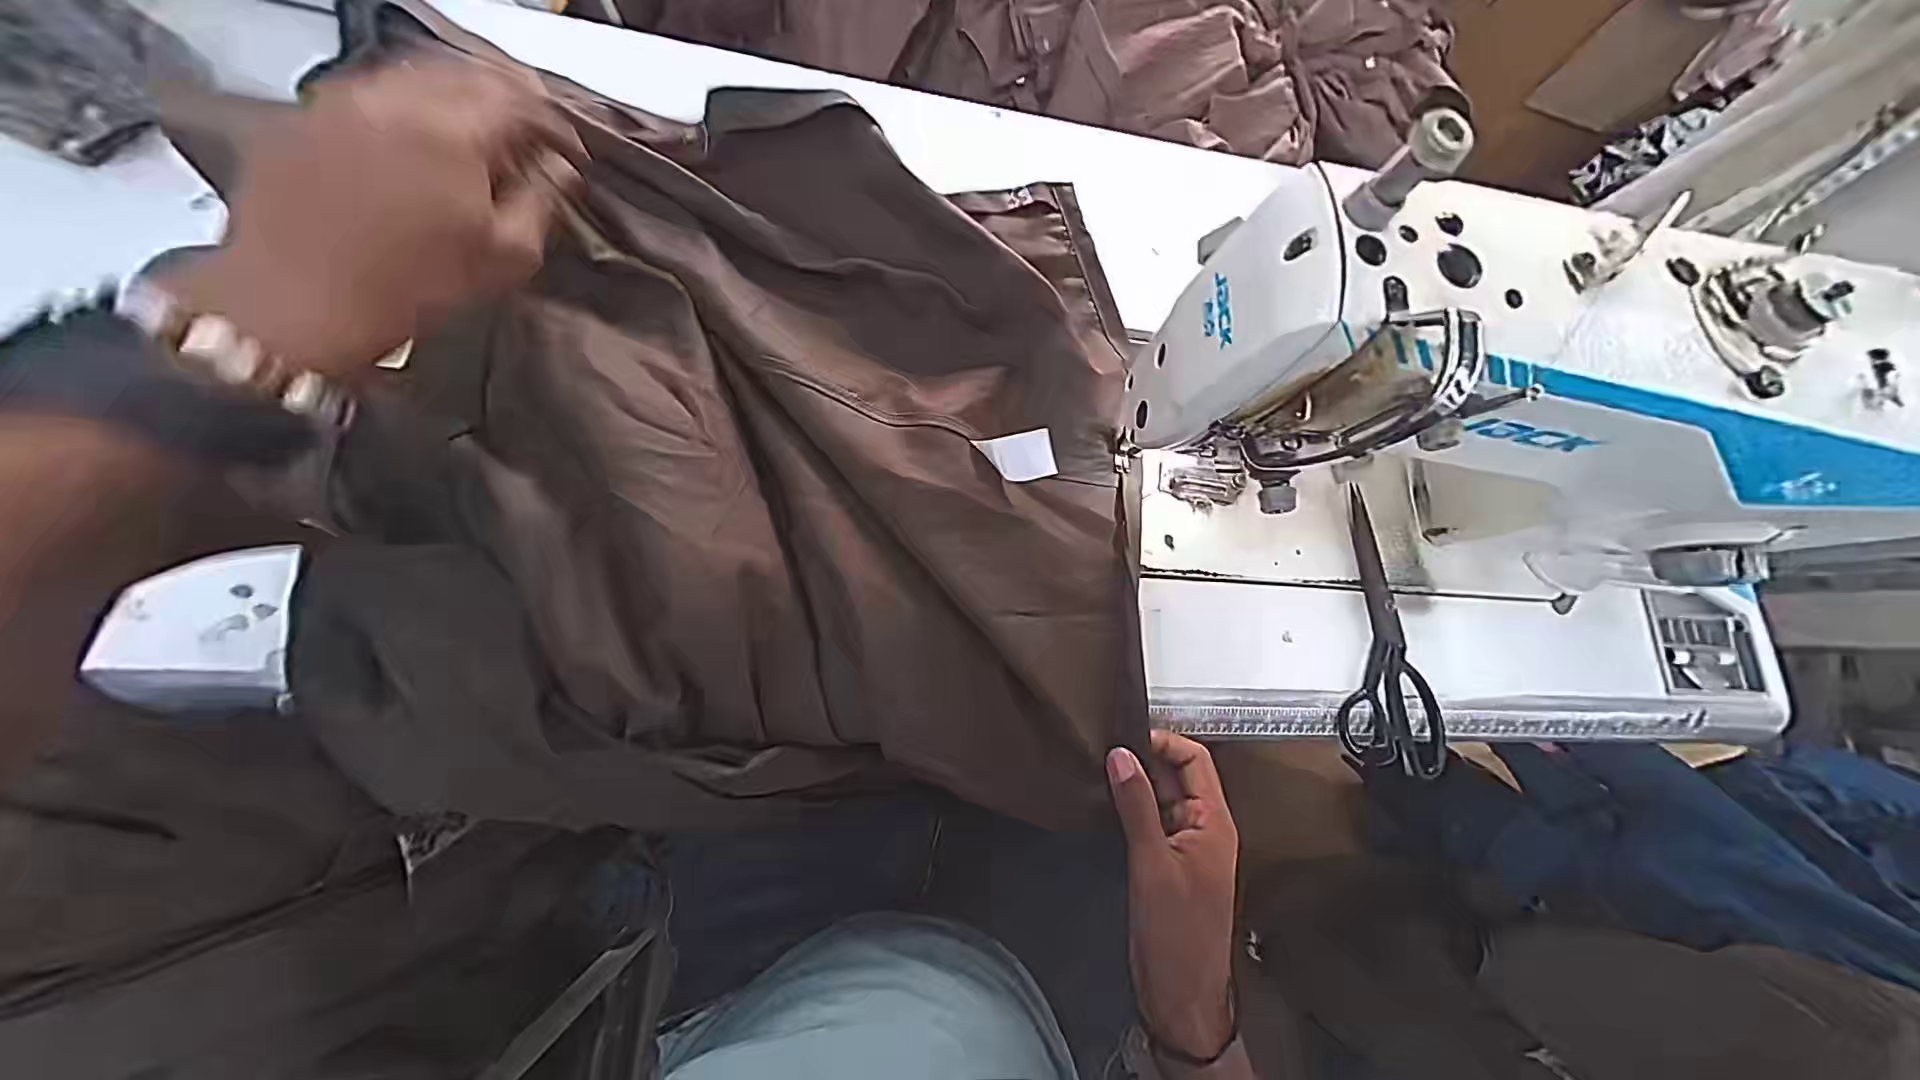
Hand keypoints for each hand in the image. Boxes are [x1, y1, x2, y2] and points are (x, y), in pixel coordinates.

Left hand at [160, 53, 584, 374]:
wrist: (303, 296)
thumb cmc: (420, 284)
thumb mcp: (506, 255)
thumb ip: (540, 202)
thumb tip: (559, 170)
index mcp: (450, 130)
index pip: (518, 102)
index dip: (554, 123)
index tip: (572, 153)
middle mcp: (394, 96)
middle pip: (466, 73)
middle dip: (511, 96)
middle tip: (538, 128)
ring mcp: (342, 97)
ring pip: (418, 72)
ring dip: (463, 94)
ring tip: (489, 128)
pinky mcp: (308, 113)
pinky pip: (377, 89)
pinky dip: (418, 101)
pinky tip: (431, 133)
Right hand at [1108, 730, 1239, 1060]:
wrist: (1180, 998)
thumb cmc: (1178, 938)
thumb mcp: (1152, 863)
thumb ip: (1136, 805)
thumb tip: (1121, 756)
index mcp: (1214, 823)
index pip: (1196, 760)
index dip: (1164, 742)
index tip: (1127, 737)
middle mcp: (1204, 829)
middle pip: (1179, 775)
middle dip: (1147, 757)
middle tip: (1108, 748)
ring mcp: (1185, 846)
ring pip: (1163, 796)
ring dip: (1137, 781)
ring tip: (1103, 768)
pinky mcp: (1167, 862)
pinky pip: (1152, 819)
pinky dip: (1132, 805)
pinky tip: (1107, 801)